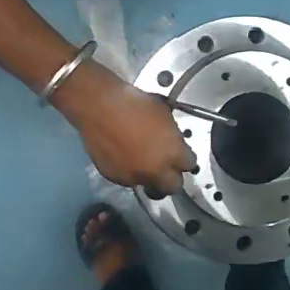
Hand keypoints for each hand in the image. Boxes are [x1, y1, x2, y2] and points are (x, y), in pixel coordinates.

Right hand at [53, 62, 197, 196]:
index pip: (191, 164)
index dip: (185, 158)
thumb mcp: (164, 114)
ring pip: (150, 185)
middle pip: (174, 186)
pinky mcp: (115, 178)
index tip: (181, 153)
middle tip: (166, 165)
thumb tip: (172, 141)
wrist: (99, 106)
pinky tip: (124, 156)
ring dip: (150, 175)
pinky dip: (130, 171)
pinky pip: (128, 179)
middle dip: (173, 177)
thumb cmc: (134, 102)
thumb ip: (172, 135)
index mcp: (173, 153)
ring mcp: (134, 177)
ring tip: (142, 159)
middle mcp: (156, 171)